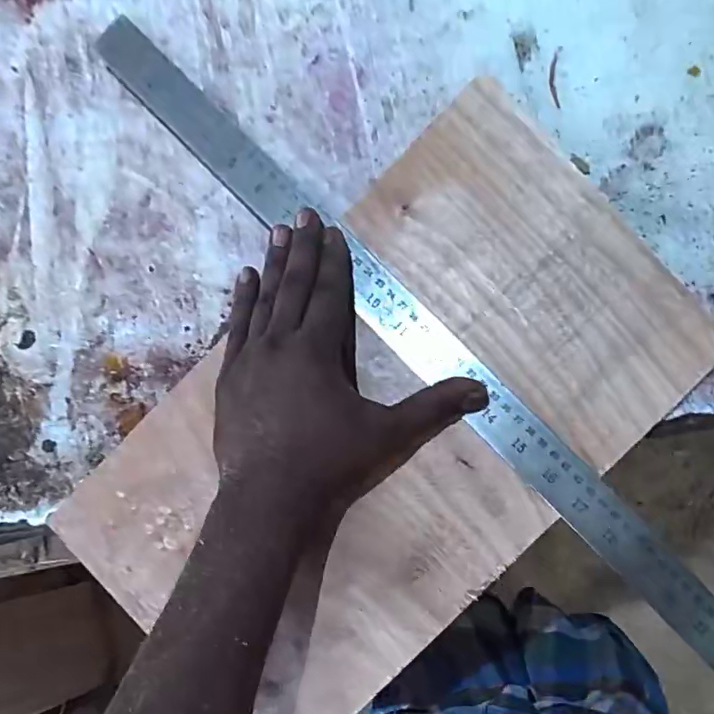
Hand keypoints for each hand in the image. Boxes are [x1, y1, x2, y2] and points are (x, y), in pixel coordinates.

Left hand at [214, 210, 487, 522]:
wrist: (268, 499)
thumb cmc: (330, 464)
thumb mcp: (389, 435)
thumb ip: (433, 408)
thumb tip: (482, 391)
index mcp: (318, 352)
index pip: (329, 296)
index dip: (334, 263)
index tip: (332, 231)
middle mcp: (281, 345)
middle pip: (295, 288)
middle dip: (303, 251)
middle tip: (302, 214)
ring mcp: (251, 360)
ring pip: (264, 302)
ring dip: (273, 267)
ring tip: (276, 234)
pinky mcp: (231, 378)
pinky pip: (237, 328)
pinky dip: (242, 302)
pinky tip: (243, 280)